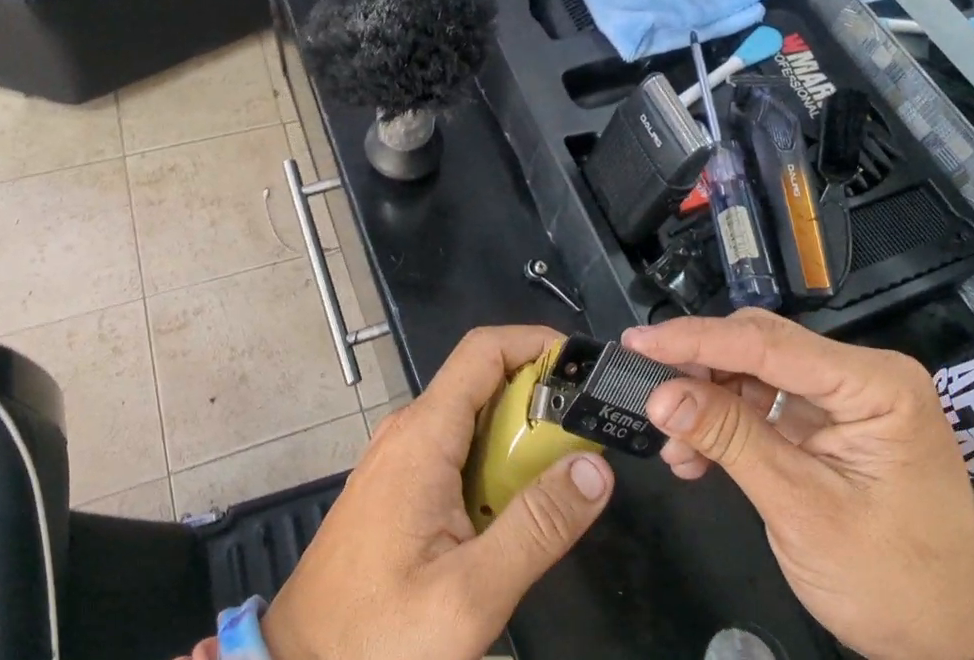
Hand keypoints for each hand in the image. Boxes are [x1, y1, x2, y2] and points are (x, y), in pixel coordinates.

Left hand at [191, 326, 613, 659]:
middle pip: (484, 384)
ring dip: (522, 438)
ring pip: (473, 423)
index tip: (587, 370)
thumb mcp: (469, 593)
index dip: (537, 343)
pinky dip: (497, 466)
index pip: (483, 350)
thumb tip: (595, 468)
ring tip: (565, 477)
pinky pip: (457, 455)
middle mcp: (408, 434)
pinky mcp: (397, 491)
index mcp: (422, 437)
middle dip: (541, 400)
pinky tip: (518, 511)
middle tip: (590, 440)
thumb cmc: (378, 634)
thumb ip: (536, 527)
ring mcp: (398, 462)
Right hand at [621, 310, 973, 659]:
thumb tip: (660, 395)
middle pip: (760, 348)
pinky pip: (763, 408)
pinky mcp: (829, 427)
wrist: (947, 646)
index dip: (696, 340)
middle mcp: (862, 377)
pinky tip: (694, 456)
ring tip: (669, 441)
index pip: (769, 344)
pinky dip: (725, 426)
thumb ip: (731, 439)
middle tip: (641, 385)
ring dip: (706, 402)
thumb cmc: (890, 580)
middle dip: (697, 368)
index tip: (638, 341)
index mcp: (875, 384)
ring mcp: (845, 402)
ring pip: (753, 374)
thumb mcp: (802, 508)